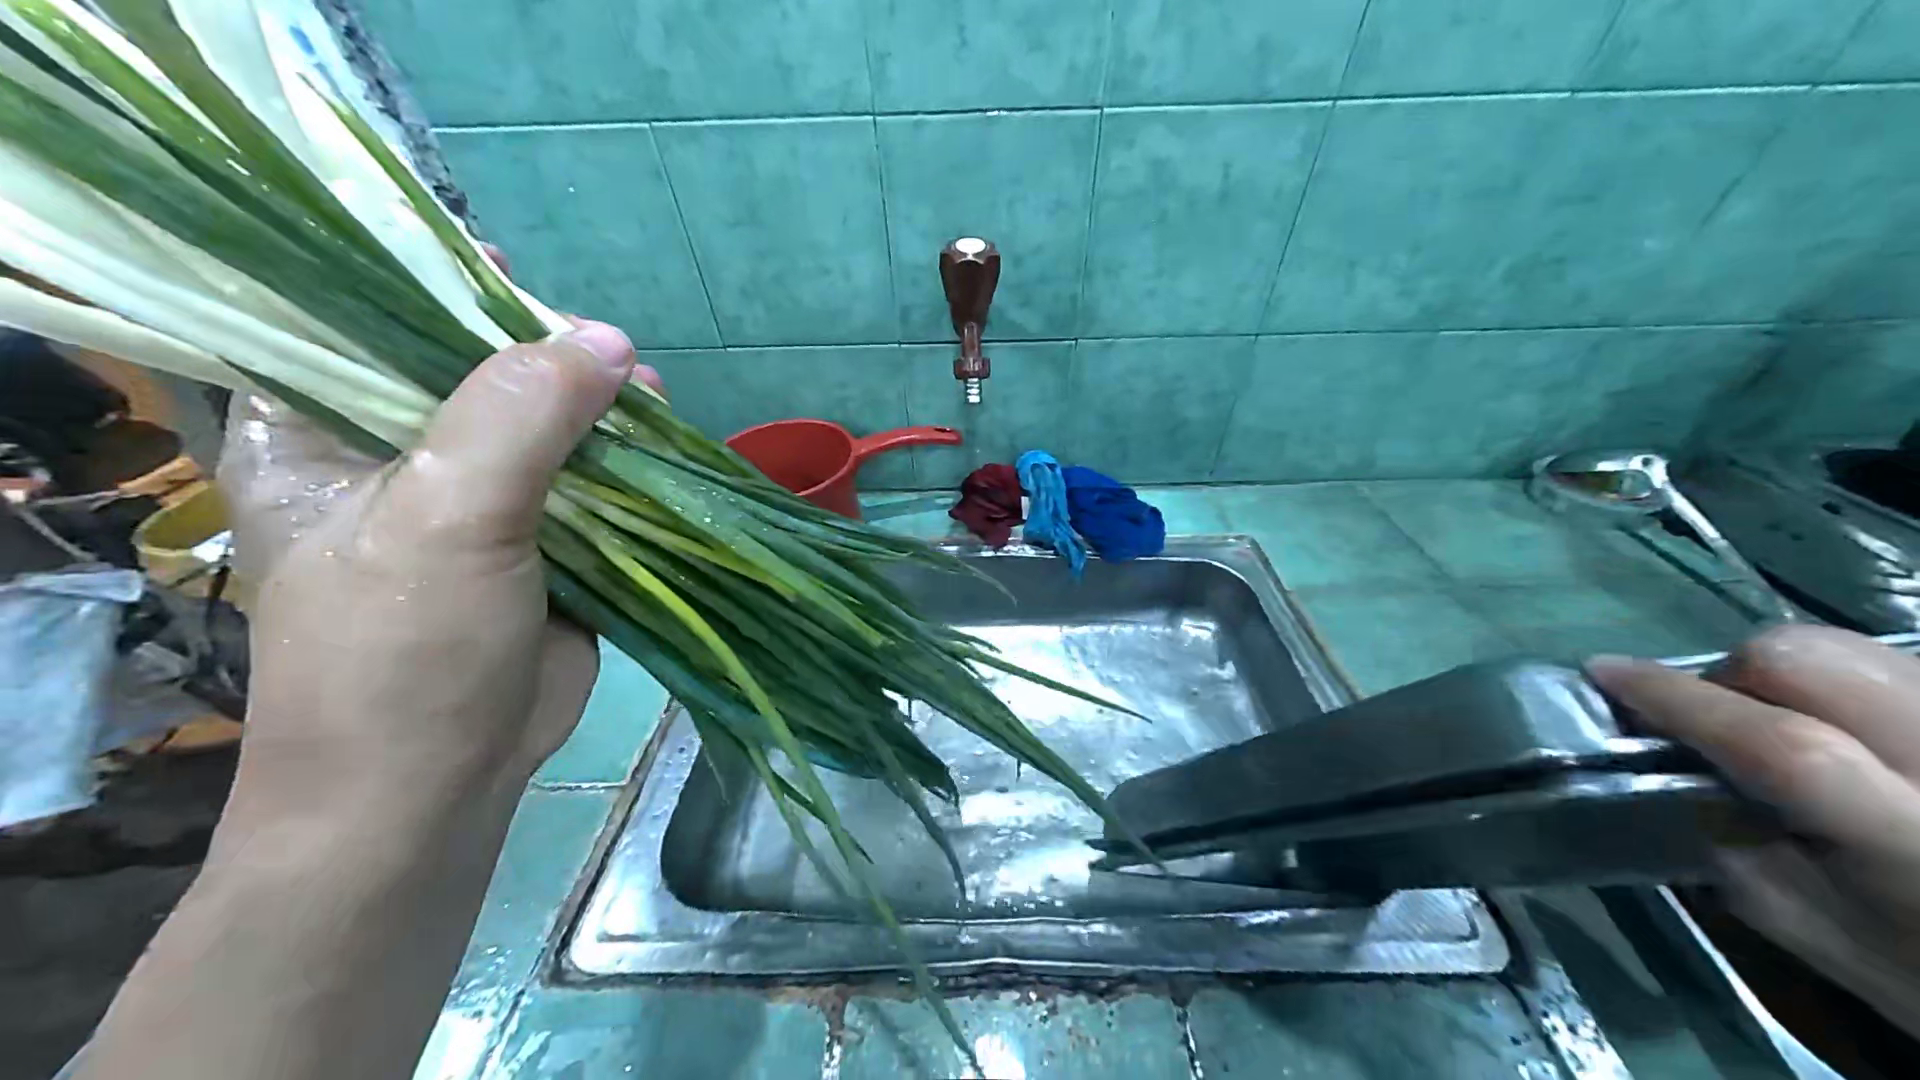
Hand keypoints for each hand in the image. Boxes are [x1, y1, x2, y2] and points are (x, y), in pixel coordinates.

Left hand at [216, 318, 656, 815]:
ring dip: (603, 413)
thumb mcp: (449, 519)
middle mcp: (403, 455)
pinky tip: (662, 450)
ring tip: (654, 399)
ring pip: (550, 428)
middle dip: (550, 357)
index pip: (365, 319)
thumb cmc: (405, 653)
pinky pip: (591, 481)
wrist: (441, 781)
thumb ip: (521, 419)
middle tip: (614, 354)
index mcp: (324, 431)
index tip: (510, 273)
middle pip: (481, 371)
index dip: (432, 284)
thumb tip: (611, 340)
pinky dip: (628, 464)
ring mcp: (482, 500)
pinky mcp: (544, 540)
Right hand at [1588, 627, 1919, 1037]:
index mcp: (1906, 840)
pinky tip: (1836, 725)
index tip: (1602, 673)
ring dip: (1782, 672)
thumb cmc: (1916, 962)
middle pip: (1814, 661)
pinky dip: (1833, 680)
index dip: (1675, 698)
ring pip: (1850, 646)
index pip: (1778, 744)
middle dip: (1731, 671)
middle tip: (1711, 711)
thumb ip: (1720, 836)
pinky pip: (1881, 661)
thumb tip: (1648, 761)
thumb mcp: (1803, 922)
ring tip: (1776, 717)